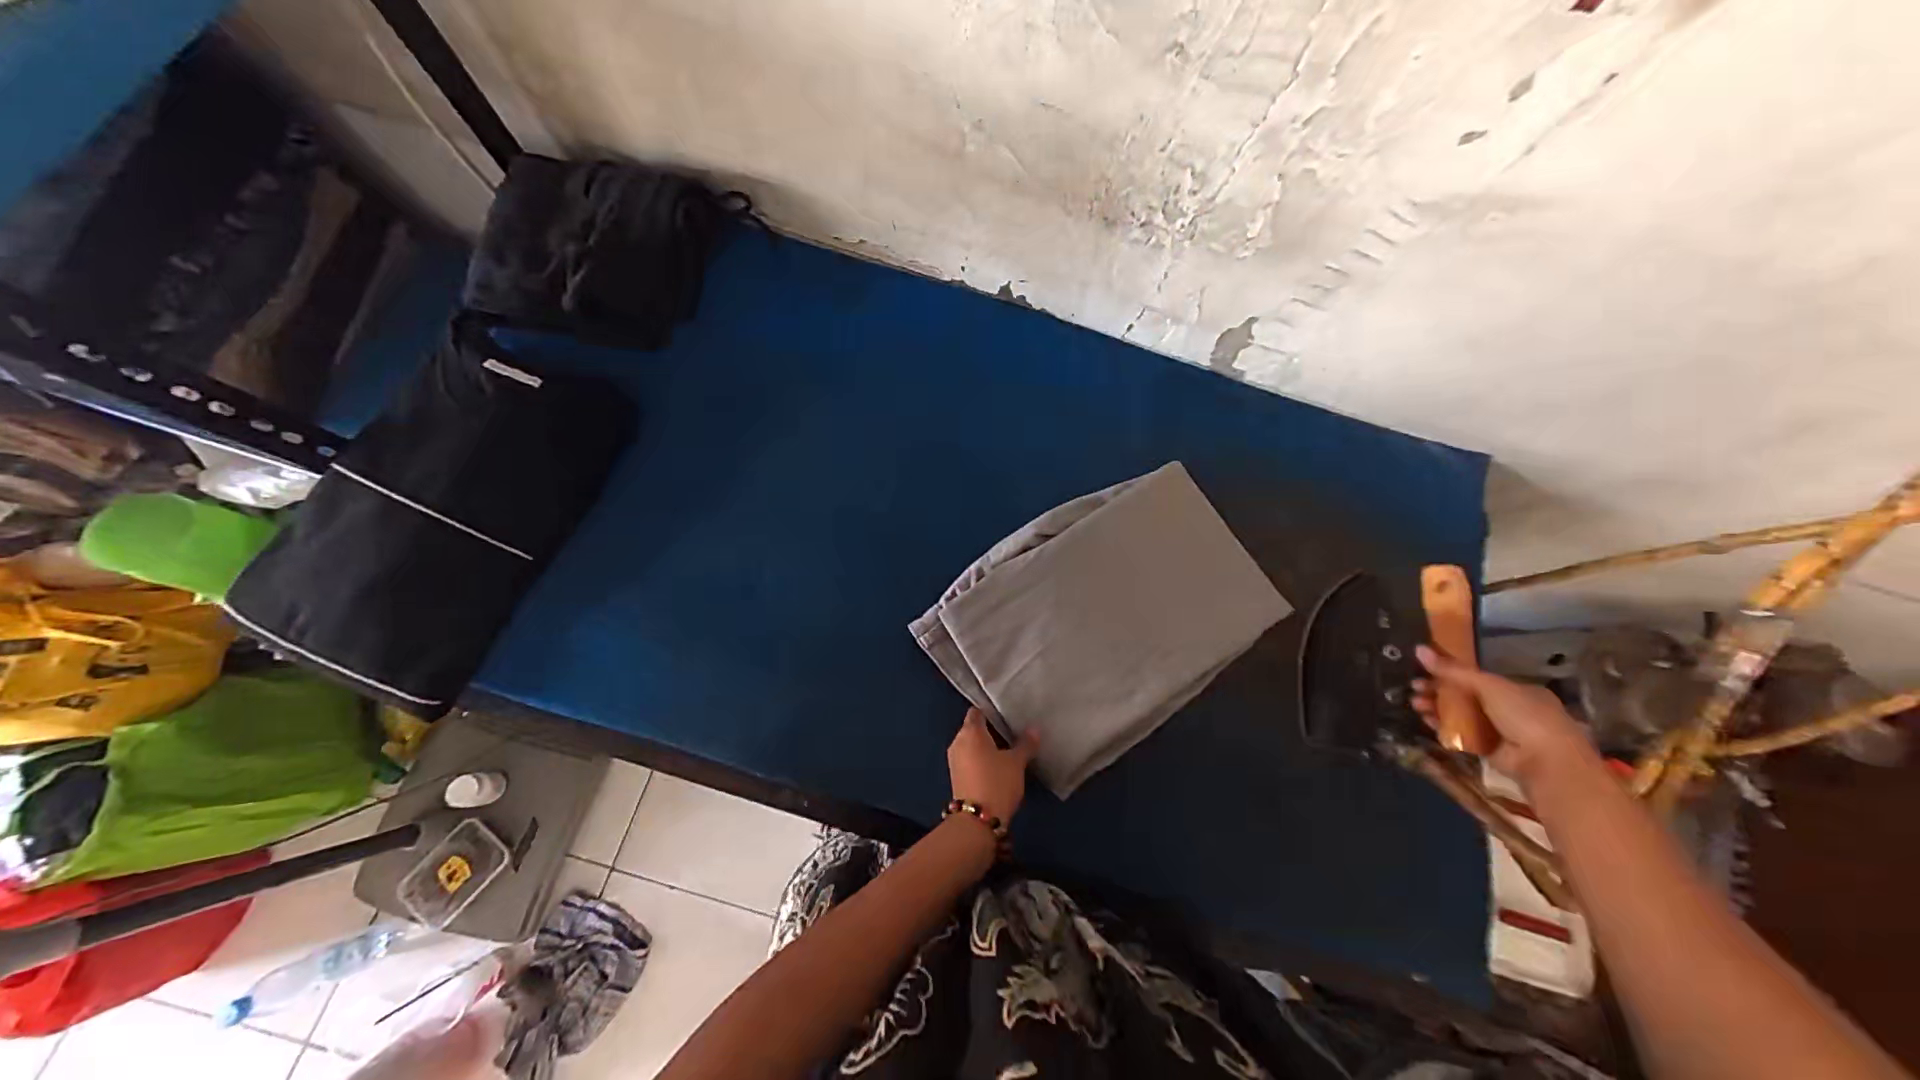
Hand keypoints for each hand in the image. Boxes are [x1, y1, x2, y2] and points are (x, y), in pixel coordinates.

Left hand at [947, 708, 1038, 824]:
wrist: (977, 821)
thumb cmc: (997, 782)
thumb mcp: (1016, 763)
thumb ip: (1025, 744)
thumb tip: (1034, 729)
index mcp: (970, 732)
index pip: (977, 712)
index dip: (990, 711)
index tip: (1005, 714)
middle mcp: (958, 742)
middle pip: (973, 729)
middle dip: (990, 730)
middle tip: (1011, 733)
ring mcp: (954, 760)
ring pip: (971, 746)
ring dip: (985, 747)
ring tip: (1007, 750)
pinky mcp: (956, 777)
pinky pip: (969, 760)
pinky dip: (980, 760)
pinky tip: (996, 767)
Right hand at [1411, 645, 1600, 788]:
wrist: (1545, 762)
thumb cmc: (1523, 715)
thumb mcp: (1488, 685)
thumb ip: (1453, 670)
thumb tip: (1418, 649)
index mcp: (1517, 690)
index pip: (1477, 679)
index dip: (1449, 674)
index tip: (1424, 672)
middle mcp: (1510, 709)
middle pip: (1466, 697)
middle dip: (1438, 692)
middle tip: (1414, 689)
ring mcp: (1501, 731)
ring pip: (1462, 716)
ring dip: (1438, 709)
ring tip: (1415, 705)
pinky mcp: (1490, 750)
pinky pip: (1462, 735)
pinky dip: (1444, 728)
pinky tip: (1426, 721)